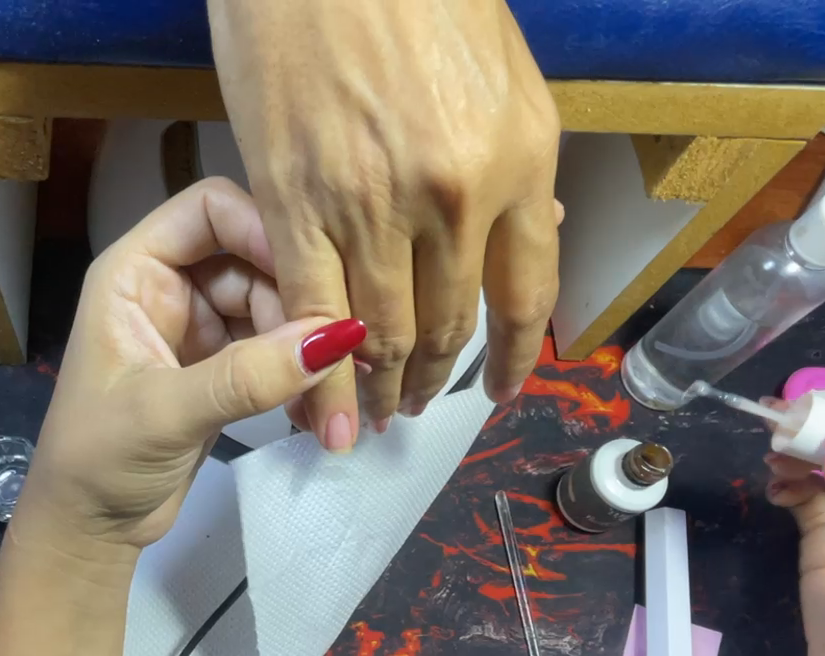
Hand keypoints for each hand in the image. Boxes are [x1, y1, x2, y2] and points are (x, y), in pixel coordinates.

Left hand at [15, 178, 363, 556]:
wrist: (93, 527)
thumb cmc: (99, 461)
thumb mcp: (166, 413)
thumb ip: (246, 376)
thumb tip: (336, 339)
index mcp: (137, 272)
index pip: (211, 211)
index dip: (265, 230)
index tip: (315, 277)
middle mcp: (172, 288)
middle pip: (255, 263)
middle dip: (298, 309)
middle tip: (343, 358)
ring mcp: (201, 331)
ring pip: (274, 312)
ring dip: (307, 352)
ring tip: (337, 396)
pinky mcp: (224, 372)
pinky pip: (276, 355)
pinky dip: (300, 378)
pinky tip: (319, 410)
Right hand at [209, 0, 560, 449]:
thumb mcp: (503, 71)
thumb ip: (515, 166)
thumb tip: (526, 233)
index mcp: (520, 157)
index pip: (527, 296)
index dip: (515, 360)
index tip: (500, 393)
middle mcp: (456, 197)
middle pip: (447, 327)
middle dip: (432, 380)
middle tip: (416, 407)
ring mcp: (374, 208)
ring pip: (382, 336)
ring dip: (378, 388)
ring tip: (372, 415)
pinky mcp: (297, 209)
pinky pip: (315, 318)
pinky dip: (322, 377)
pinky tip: (326, 411)